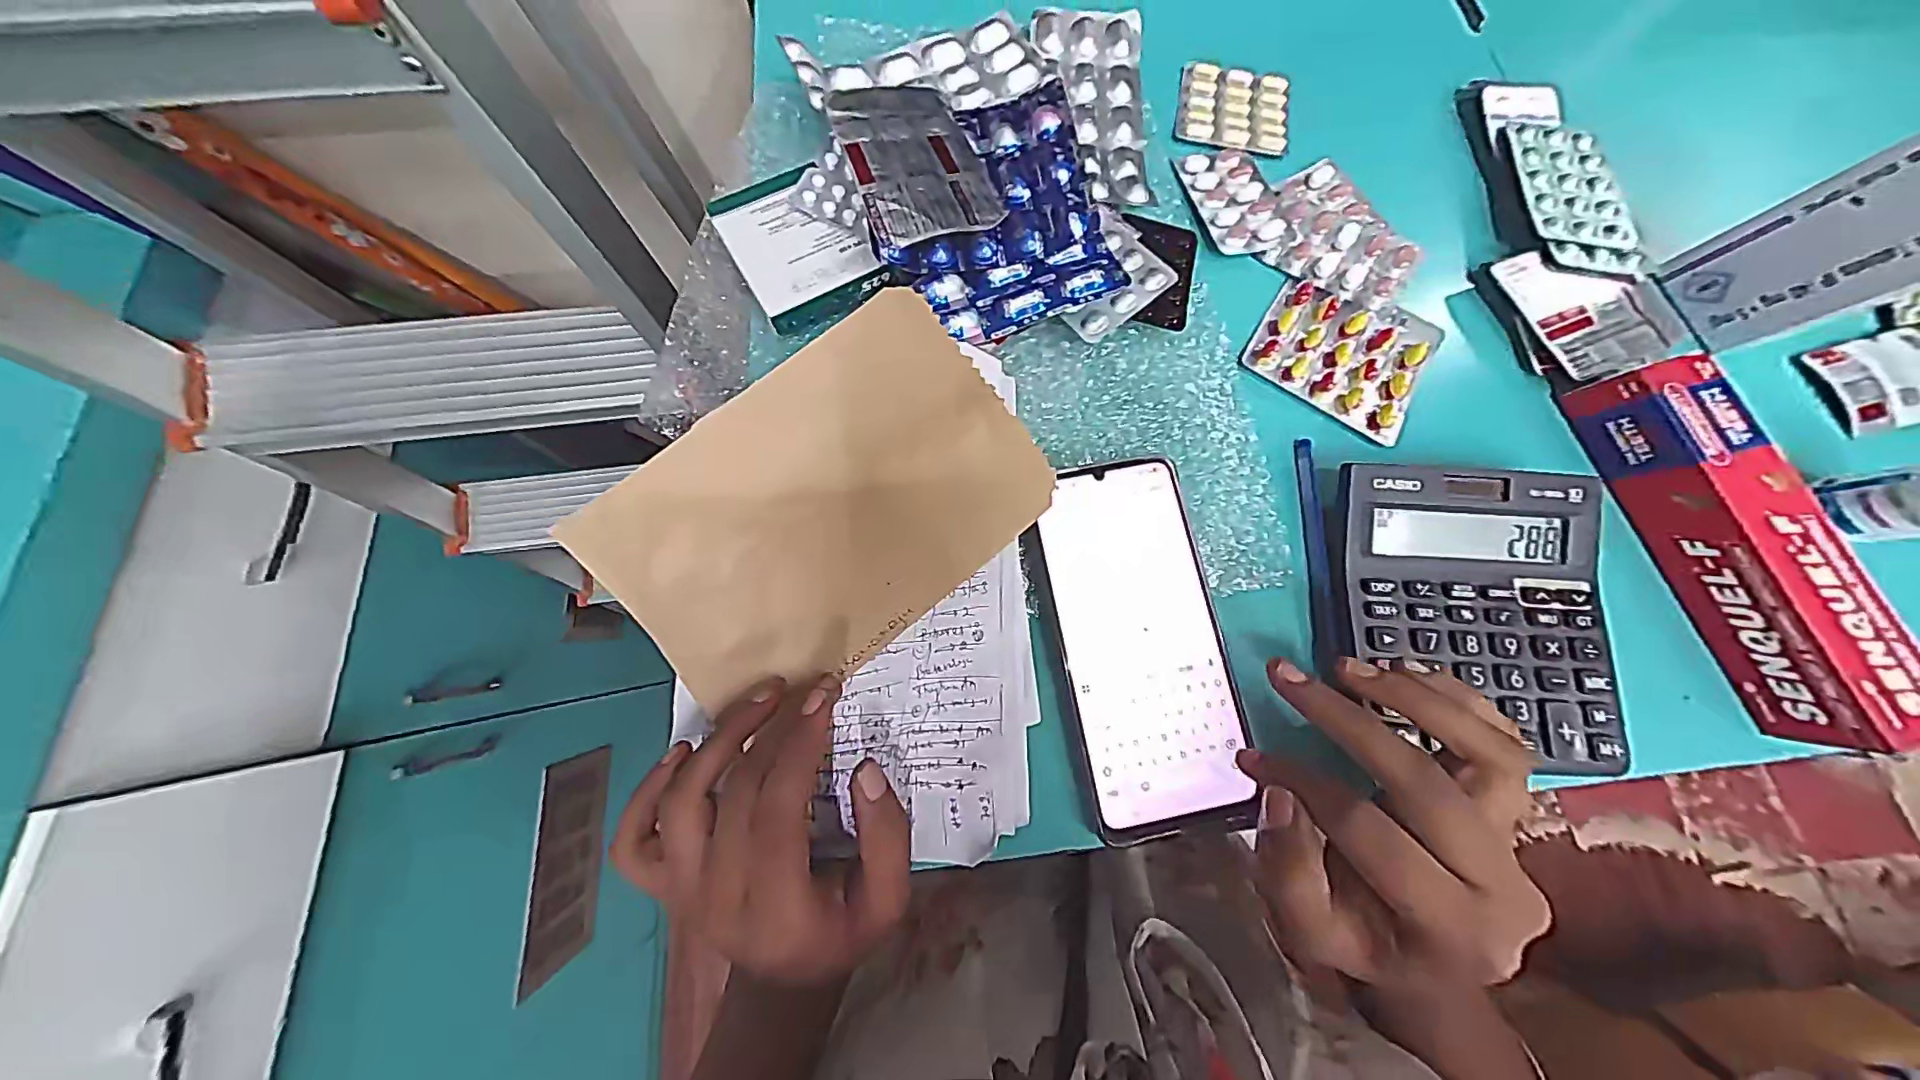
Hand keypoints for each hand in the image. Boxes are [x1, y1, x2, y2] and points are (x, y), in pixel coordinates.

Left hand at [611, 676, 911, 982]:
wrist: (784, 979)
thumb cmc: (840, 934)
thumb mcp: (888, 899)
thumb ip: (887, 838)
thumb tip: (864, 769)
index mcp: (776, 905)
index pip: (778, 808)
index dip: (800, 746)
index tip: (823, 699)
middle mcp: (717, 897)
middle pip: (735, 793)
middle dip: (773, 728)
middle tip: (802, 690)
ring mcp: (682, 890)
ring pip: (682, 803)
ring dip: (719, 741)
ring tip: (757, 702)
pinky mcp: (663, 883)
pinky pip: (633, 836)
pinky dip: (649, 789)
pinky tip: (684, 753)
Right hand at [1237, 656, 1549, 989]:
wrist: (1431, 961)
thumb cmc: (1364, 946)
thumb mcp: (1309, 931)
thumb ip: (1288, 870)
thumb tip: (1279, 789)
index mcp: (1452, 927)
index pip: (1368, 829)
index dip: (1302, 782)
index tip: (1256, 757)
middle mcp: (1503, 886)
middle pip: (1427, 782)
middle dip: (1348, 721)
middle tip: (1294, 680)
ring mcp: (1520, 844)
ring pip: (1490, 753)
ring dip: (1415, 698)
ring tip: (1351, 669)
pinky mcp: (1516, 810)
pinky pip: (1503, 741)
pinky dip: (1455, 699)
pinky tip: (1403, 674)